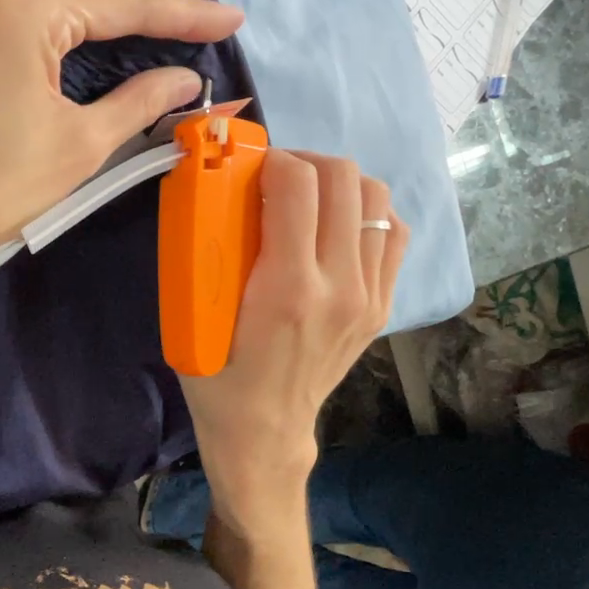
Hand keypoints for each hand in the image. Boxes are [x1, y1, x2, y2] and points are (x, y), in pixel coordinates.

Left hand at [0, 0, 243, 311]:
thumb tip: (186, 78)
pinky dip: (65, 27)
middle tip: (194, 32)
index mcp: (26, 8)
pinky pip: (25, 12)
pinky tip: (99, 47)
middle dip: (144, 7)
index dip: (184, 15)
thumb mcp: (81, 145)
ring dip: (105, 14)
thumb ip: (141, 100)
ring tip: (158, 39)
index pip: (123, 3)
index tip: (233, 21)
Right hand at [179, 150, 408, 510]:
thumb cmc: (216, 376)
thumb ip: (211, 256)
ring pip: (377, 198)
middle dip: (307, 160)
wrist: (263, 430)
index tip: (250, 165)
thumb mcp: (197, 318)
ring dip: (340, 182)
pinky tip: (336, 224)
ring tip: (307, 194)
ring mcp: (369, 296)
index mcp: (286, 289)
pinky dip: (367, 213)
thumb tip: (219, 196)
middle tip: (276, 174)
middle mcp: (339, 286)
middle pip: (345, 180)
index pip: (298, 187)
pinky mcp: (382, 305)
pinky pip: (392, 232)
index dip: (273, 159)